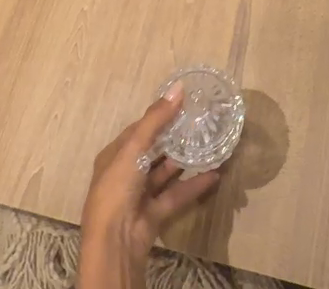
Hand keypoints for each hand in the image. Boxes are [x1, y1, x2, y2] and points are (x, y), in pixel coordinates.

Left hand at [79, 86, 221, 288]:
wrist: (115, 240)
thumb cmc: (118, 186)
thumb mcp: (134, 148)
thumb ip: (156, 119)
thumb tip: (179, 88)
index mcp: (114, 156)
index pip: (138, 130)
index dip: (158, 116)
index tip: (182, 104)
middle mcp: (126, 173)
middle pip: (152, 151)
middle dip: (173, 138)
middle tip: (200, 123)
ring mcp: (140, 195)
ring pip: (165, 173)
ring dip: (184, 161)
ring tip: (208, 145)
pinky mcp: (154, 213)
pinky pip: (176, 194)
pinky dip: (193, 185)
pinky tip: (213, 174)